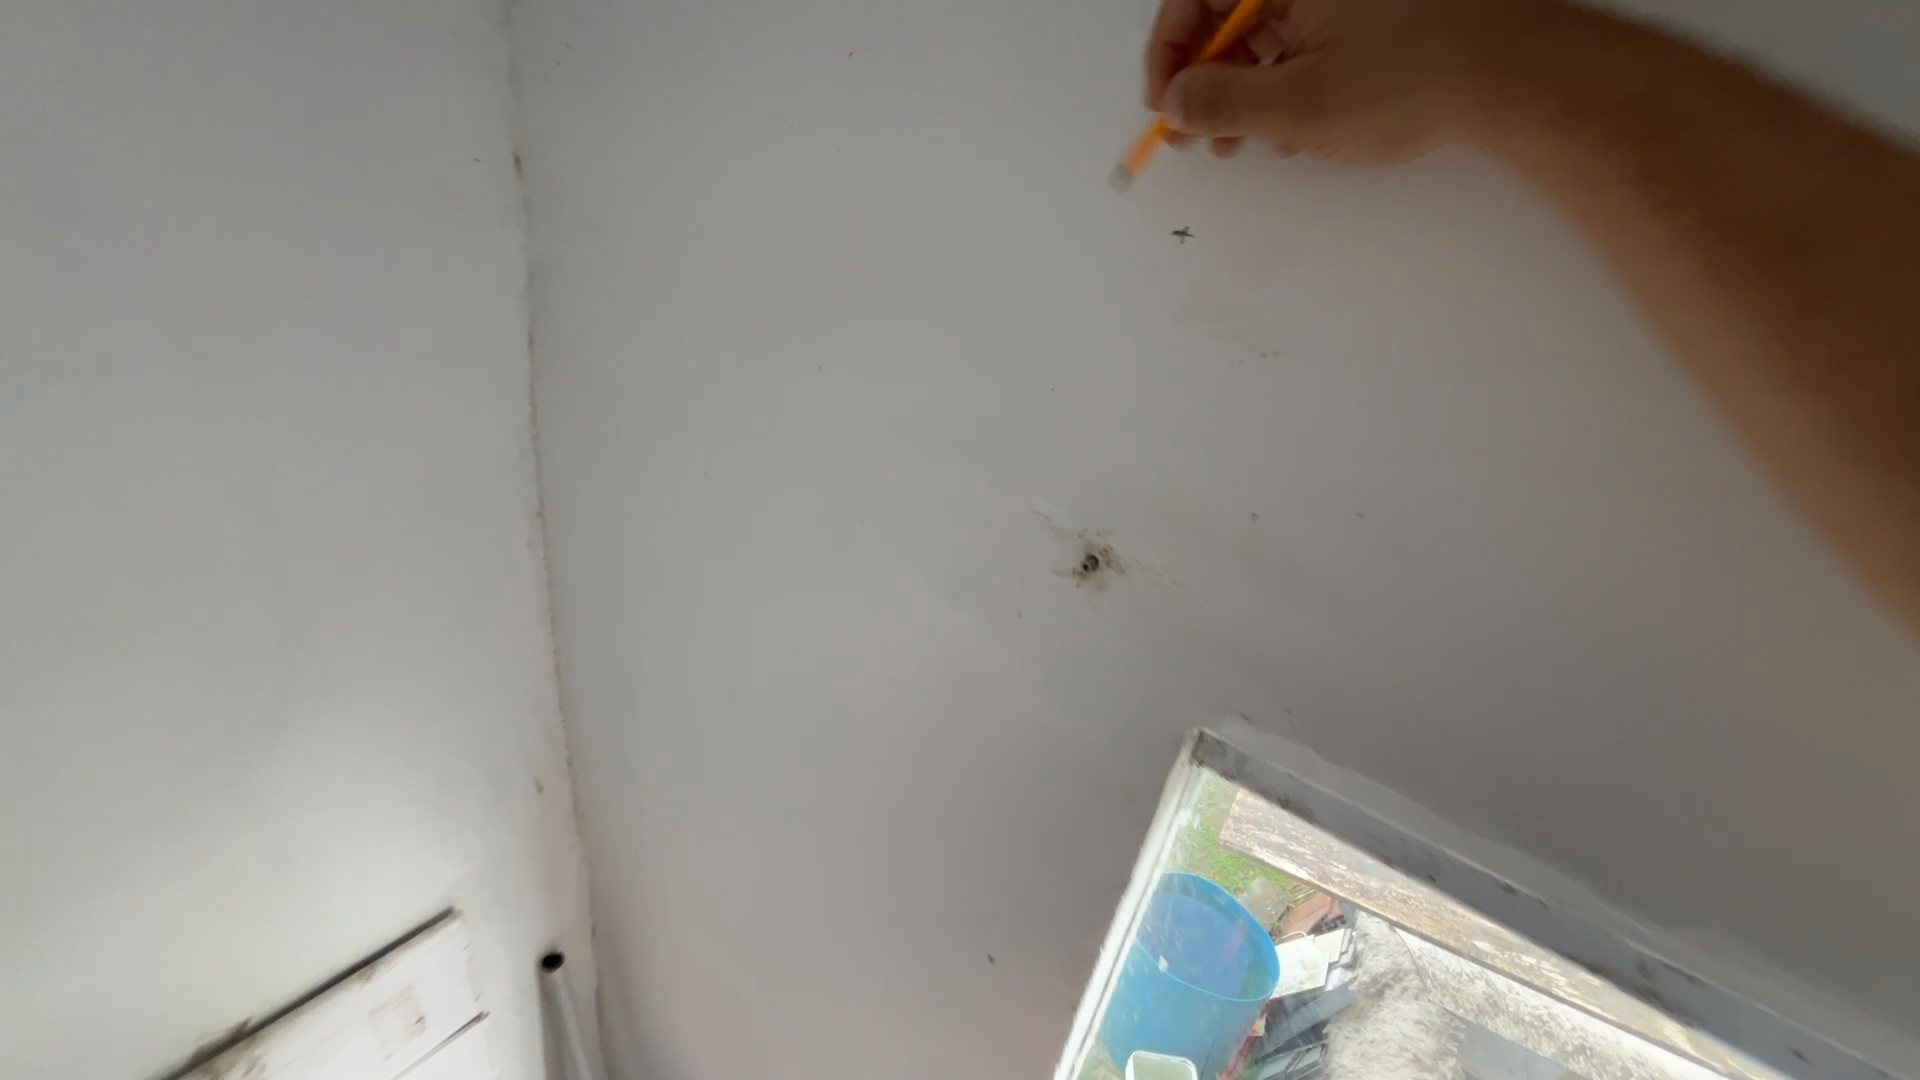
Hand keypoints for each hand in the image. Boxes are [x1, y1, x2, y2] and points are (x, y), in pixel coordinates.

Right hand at [1146, 0, 1553, 165]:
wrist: (1513, 75)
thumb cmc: (1416, 78)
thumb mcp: (1299, 105)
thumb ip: (1220, 104)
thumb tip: (1173, 103)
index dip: (1169, 52)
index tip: (1163, 105)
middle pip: (1223, 12)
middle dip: (1201, 80)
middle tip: (1192, 134)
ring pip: (1256, 31)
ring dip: (1236, 92)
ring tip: (1237, 143)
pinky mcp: (1355, 7)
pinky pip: (1293, 39)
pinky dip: (1275, 83)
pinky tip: (1281, 126)